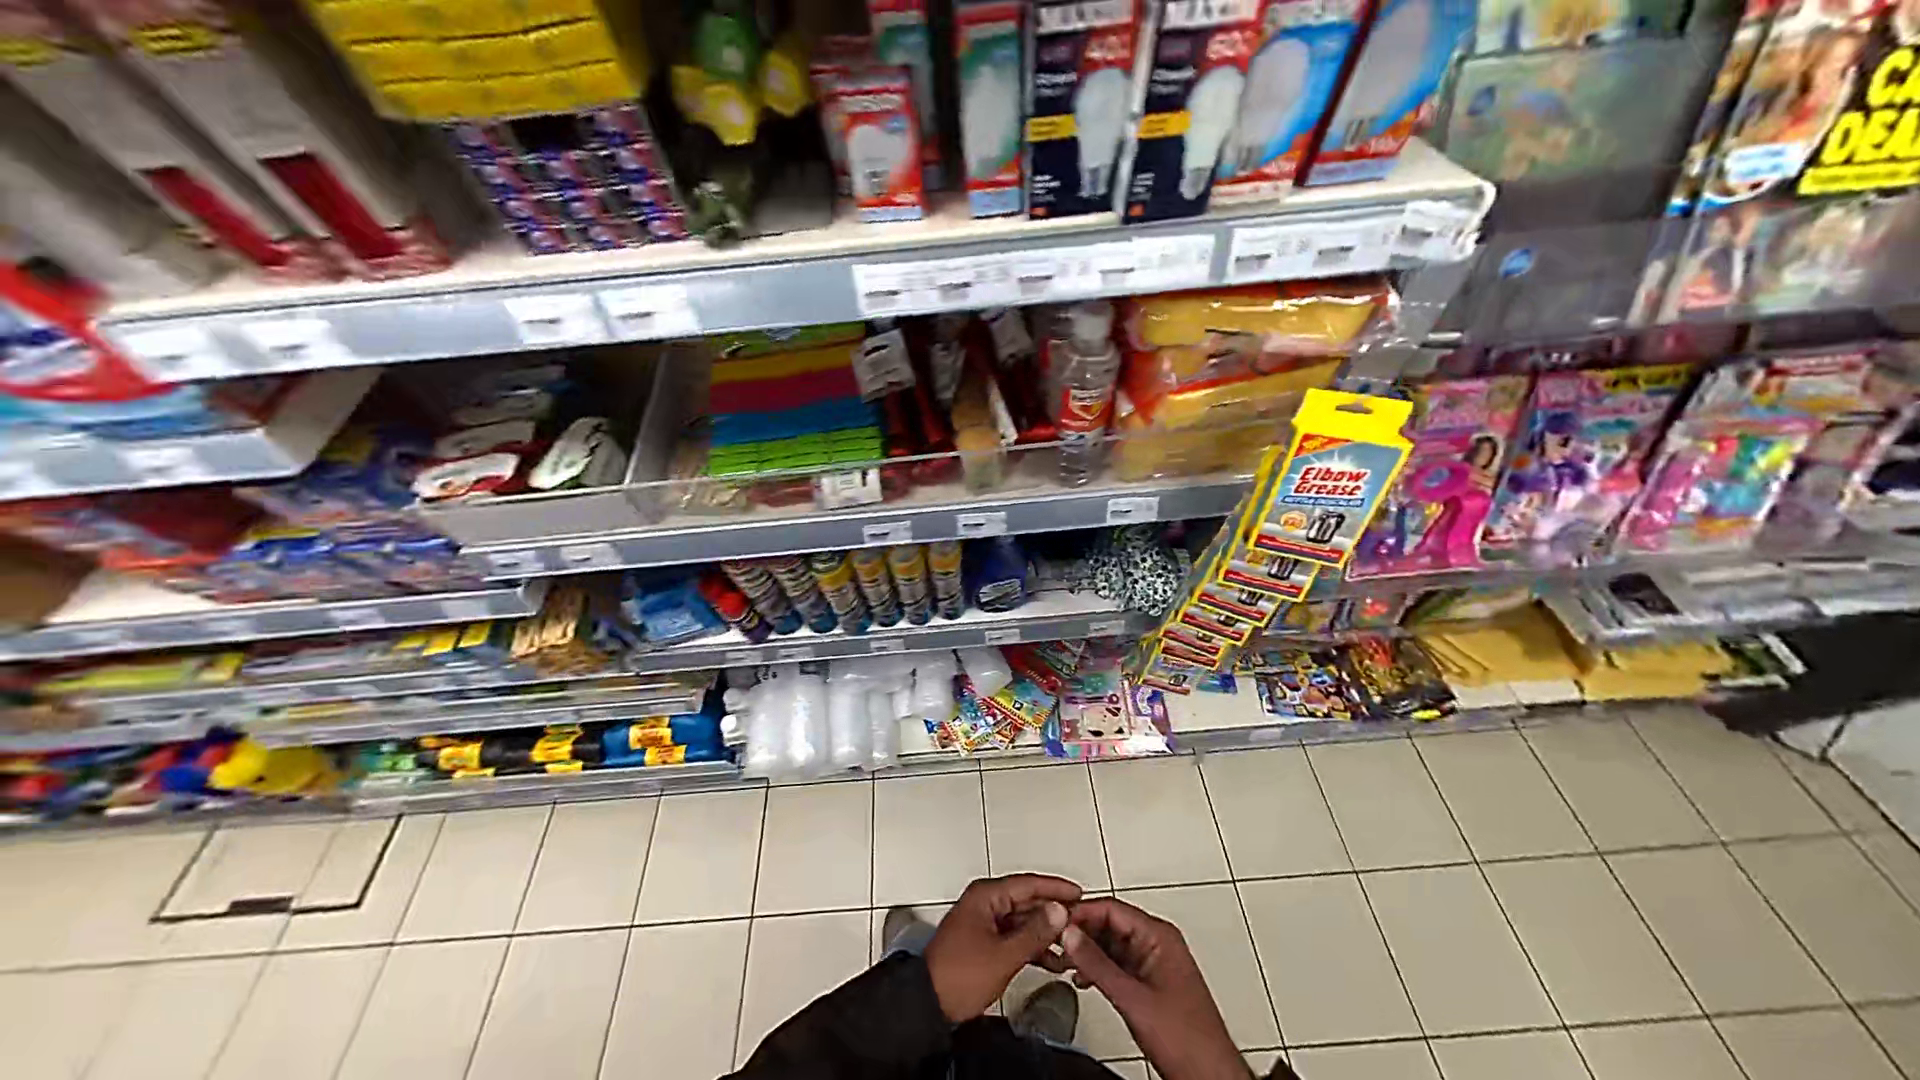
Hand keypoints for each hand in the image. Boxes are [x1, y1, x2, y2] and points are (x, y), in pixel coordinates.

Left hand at [923, 874, 1080, 1022]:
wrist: (929, 1004)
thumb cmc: (956, 976)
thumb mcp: (1003, 954)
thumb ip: (1035, 932)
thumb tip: (1059, 910)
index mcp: (985, 896)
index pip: (1027, 884)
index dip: (1055, 888)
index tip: (1078, 893)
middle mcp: (985, 904)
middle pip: (1026, 901)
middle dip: (1053, 914)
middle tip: (1079, 922)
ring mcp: (984, 922)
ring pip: (1023, 920)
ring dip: (1045, 933)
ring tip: (1069, 945)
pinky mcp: (985, 941)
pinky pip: (1015, 936)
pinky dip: (1032, 946)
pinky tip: (1051, 960)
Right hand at [1056, 898, 1249, 1079]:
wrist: (1210, 1078)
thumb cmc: (1188, 1041)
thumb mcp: (1132, 998)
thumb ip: (1097, 964)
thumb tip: (1070, 935)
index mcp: (1159, 937)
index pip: (1112, 908)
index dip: (1082, 913)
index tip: (1056, 922)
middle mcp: (1157, 944)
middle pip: (1110, 923)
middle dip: (1082, 932)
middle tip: (1055, 941)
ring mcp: (1153, 962)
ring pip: (1111, 943)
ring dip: (1087, 951)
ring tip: (1064, 960)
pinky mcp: (1149, 981)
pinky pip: (1117, 962)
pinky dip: (1097, 967)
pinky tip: (1083, 978)